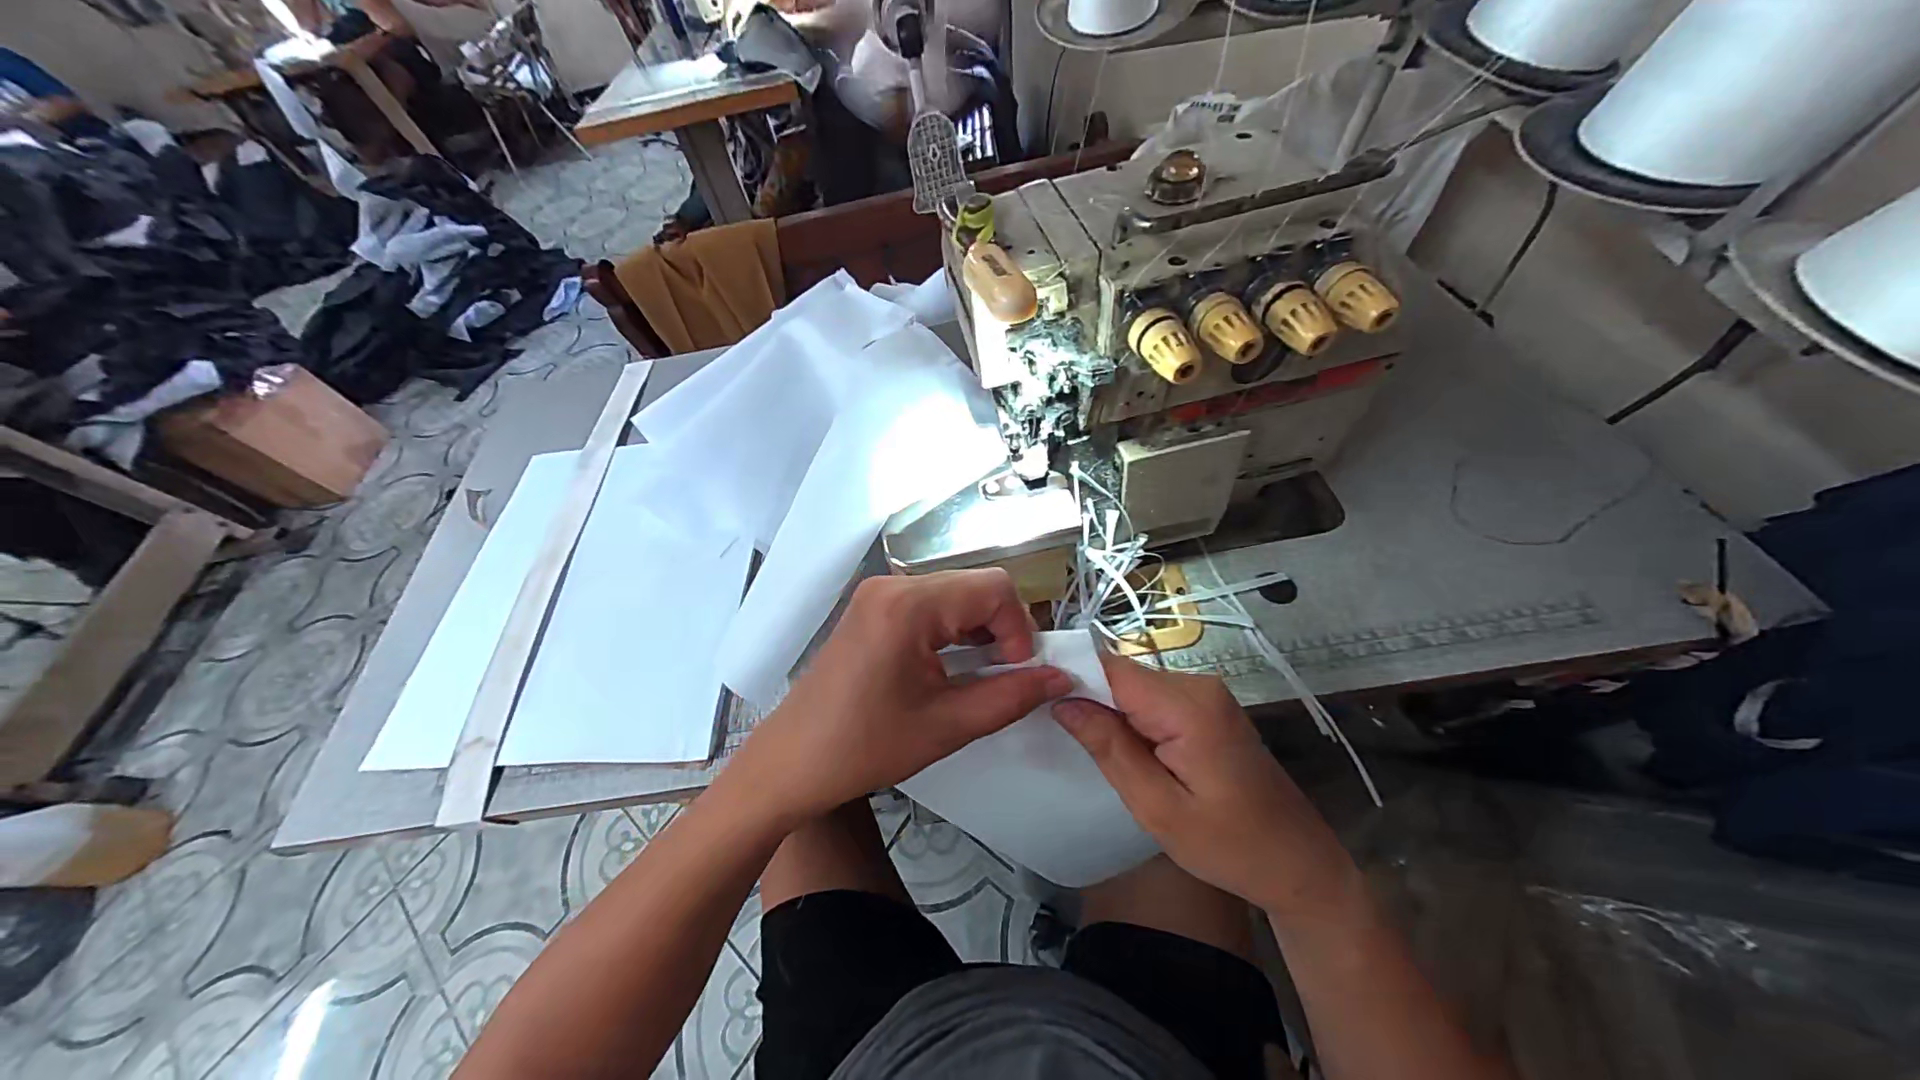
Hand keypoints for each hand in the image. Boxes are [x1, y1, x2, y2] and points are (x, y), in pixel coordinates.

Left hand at [723, 569, 1070, 825]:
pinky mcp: (872, 608)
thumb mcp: (947, 725)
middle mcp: (892, 585)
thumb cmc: (863, 747)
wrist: (790, 762)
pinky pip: (930, 605)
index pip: (994, 588)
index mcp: (908, 605)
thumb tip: (1060, 677)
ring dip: (978, 631)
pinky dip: (953, 631)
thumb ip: (1011, 696)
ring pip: (956, 594)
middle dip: (1002, 629)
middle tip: (1004, 678)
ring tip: (978, 677)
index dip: (1020, 628)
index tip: (1019, 673)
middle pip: (975, 586)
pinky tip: (951, 668)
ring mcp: (878, 594)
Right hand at [1054, 654, 1358, 916]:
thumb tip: (1063, 703)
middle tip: (1061, 738)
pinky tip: (1126, 751)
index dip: (1070, 677)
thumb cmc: (1230, 846)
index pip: (1111, 668)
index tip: (1034, 697)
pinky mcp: (1208, 707)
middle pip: (1121, 675)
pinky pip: (1153, 700)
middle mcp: (1198, 685)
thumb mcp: (1158, 807)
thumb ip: (1109, 748)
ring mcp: (1206, 693)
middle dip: (1089, 701)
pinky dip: (1131, 719)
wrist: (1299, 862)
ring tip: (1091, 749)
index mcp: (1188, 706)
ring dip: (1109, 713)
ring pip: (1134, 687)